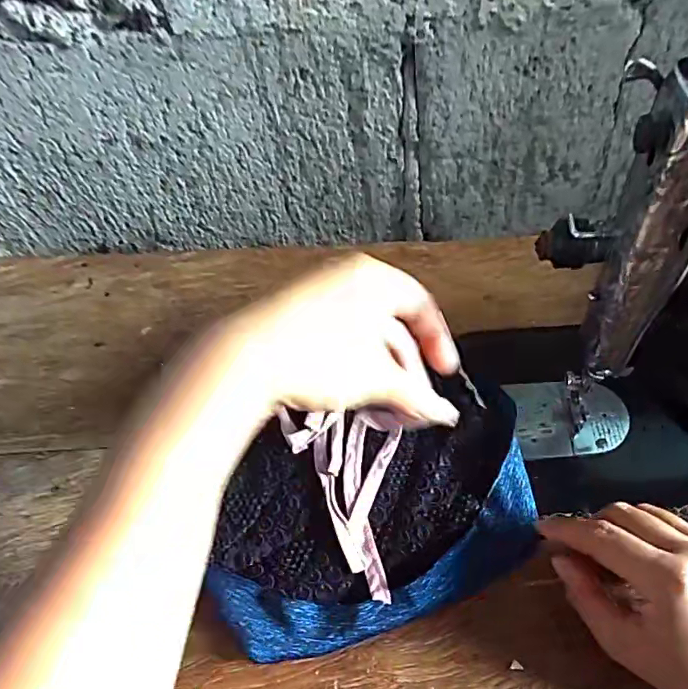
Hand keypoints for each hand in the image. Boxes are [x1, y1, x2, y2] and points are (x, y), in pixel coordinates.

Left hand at [195, 255, 462, 426]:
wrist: (245, 360)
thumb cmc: (309, 355)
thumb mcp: (377, 379)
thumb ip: (417, 396)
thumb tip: (440, 411)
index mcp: (372, 277)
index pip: (422, 306)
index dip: (438, 343)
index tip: (443, 372)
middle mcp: (343, 278)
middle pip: (391, 326)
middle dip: (406, 371)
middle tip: (411, 403)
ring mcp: (315, 296)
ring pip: (362, 338)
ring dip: (379, 376)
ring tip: (380, 407)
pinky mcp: (292, 318)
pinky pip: (335, 341)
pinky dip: (351, 369)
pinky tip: (350, 395)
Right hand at [540, 503, 687, 688]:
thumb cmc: (683, 672)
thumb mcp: (622, 642)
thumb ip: (586, 596)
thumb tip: (562, 560)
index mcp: (667, 578)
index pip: (604, 537)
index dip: (567, 529)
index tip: (543, 528)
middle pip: (626, 513)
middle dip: (590, 523)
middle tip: (572, 545)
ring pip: (650, 512)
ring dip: (618, 524)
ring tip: (602, 550)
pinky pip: (675, 524)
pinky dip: (646, 531)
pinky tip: (638, 556)